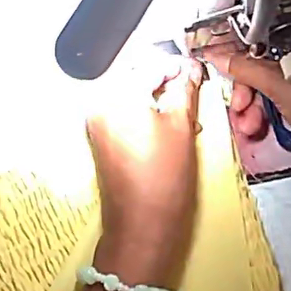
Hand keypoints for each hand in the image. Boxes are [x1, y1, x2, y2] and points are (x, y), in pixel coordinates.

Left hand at [86, 58, 203, 286]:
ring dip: (155, 96)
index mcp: (115, 96)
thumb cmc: (162, 181)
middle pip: (135, 76)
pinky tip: (166, 124)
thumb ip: (185, 89)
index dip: (176, 64)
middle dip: (164, 79)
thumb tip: (189, 71)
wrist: (141, 227)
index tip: (194, 69)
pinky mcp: (101, 139)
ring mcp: (97, 123)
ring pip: (130, 94)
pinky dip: (143, 111)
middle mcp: (98, 105)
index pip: (149, 64)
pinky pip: (123, 112)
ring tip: (182, 111)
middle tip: (190, 87)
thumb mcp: (181, 126)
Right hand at [205, 24, 290, 185]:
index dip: (237, 47)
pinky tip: (256, 126)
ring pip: (264, 82)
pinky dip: (262, 111)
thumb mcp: (283, 85)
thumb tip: (218, 55)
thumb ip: (246, 67)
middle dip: (244, 84)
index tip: (216, 60)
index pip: (262, 31)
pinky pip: (273, 99)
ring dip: (251, 103)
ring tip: (248, 122)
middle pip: (259, 59)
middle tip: (239, 103)